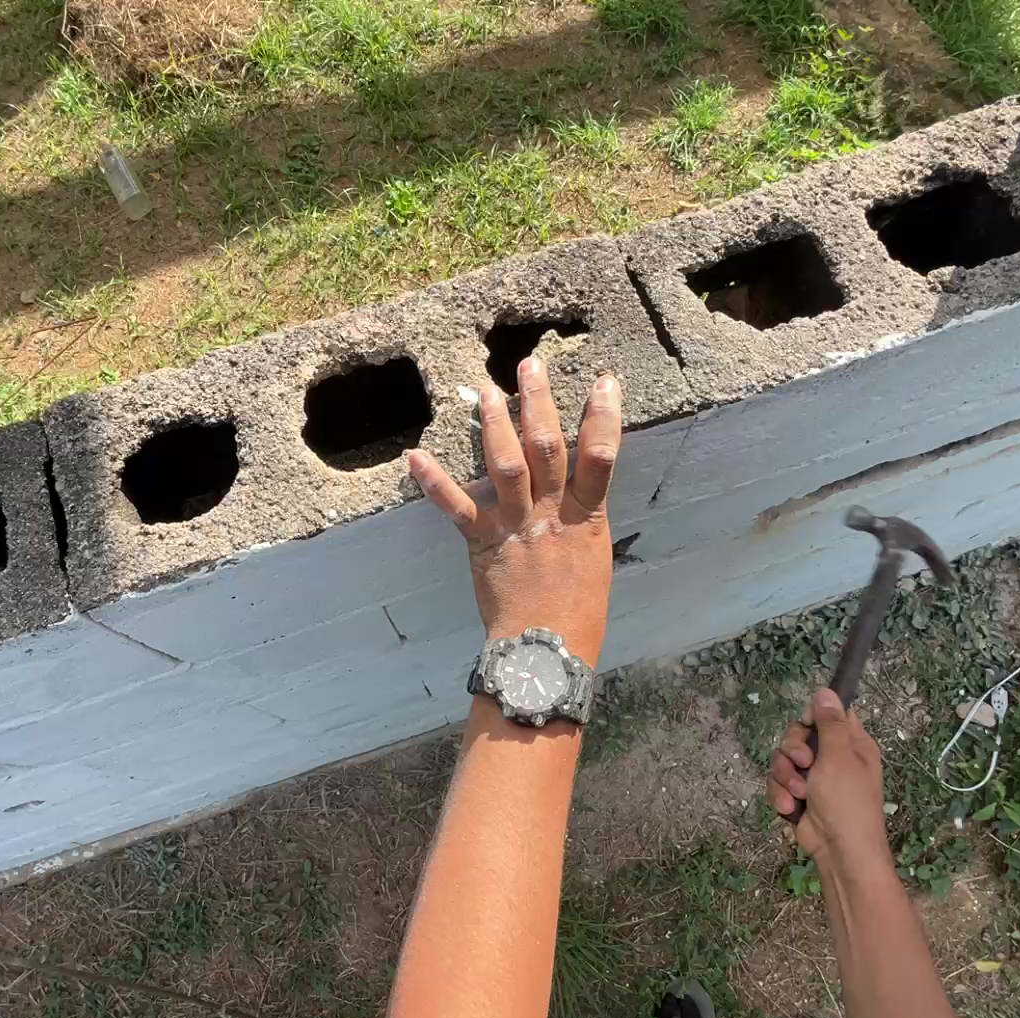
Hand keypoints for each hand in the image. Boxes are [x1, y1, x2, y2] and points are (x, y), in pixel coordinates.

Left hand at [405, 359, 622, 665]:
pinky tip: (414, 456)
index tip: (604, 380)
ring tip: (487, 390)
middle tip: (530, 365)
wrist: (545, 651)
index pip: (601, 456)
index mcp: (586, 518)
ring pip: (505, 465)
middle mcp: (552, 514)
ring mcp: (516, 526)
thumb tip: (572, 498)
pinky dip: (434, 482)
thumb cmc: (577, 613)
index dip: (604, 416)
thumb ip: (579, 523)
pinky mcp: (483, 543)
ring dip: (495, 424)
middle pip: (547, 447)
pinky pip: (456, 507)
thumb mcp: (593, 561)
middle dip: (538, 402)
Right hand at [769, 690, 890, 872]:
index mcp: (852, 745)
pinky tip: (790, 808)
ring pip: (783, 759)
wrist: (839, 852)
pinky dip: (780, 794)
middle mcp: (833, 757)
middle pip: (798, 735)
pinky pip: (777, 781)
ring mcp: (814, 777)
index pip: (829, 715)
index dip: (813, 718)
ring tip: (798, 794)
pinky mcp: (798, 794)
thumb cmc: (847, 803)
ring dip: (785, 777)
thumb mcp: (839, 758)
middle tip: (802, 764)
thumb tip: (827, 690)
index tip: (807, 728)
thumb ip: (830, 724)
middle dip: (792, 751)